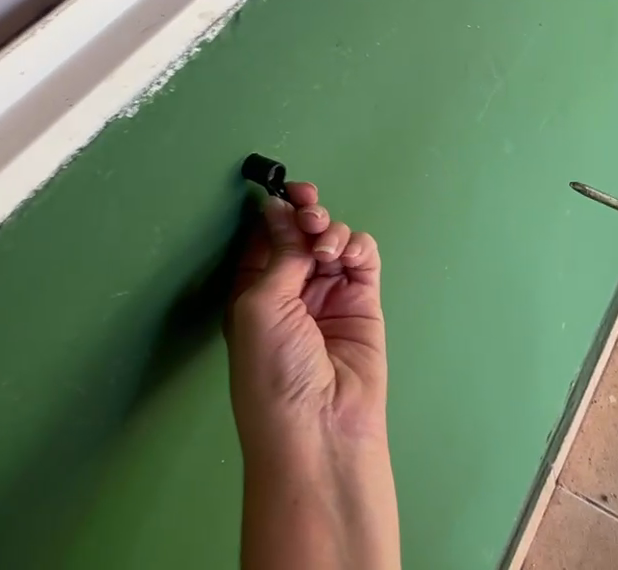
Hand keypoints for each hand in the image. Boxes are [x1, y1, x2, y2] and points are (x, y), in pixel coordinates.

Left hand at [227, 181, 396, 569]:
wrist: (320, 426)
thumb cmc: (273, 370)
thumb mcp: (259, 305)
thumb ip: (278, 253)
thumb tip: (279, 209)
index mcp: (254, 290)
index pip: (265, 235)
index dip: (275, 210)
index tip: (284, 190)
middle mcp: (291, 288)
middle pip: (301, 231)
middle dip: (306, 213)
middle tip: (309, 212)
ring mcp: (329, 293)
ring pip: (333, 238)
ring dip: (330, 230)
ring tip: (324, 247)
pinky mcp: (363, 300)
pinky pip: (363, 256)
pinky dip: (358, 245)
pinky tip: (347, 256)